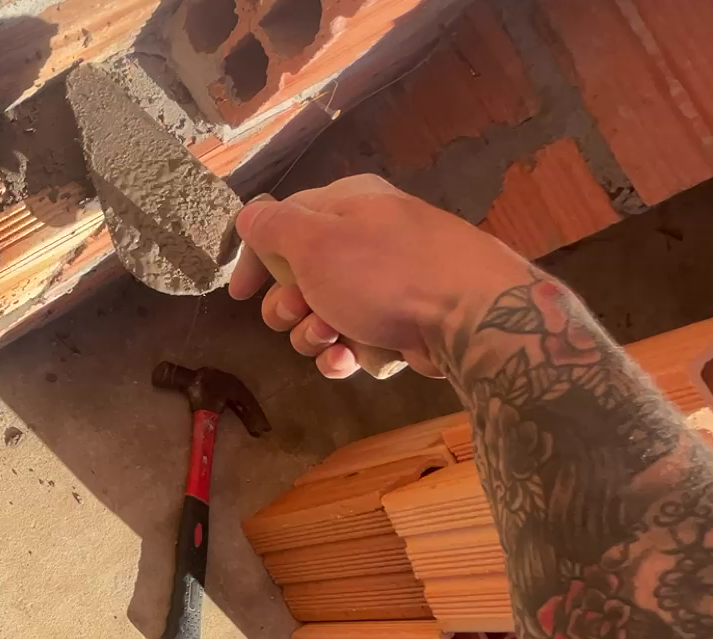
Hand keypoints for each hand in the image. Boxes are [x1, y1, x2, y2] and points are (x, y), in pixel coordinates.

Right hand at [228, 175, 530, 378]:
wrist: (471, 318)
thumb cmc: (385, 274)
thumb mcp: (315, 242)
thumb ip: (274, 226)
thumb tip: (248, 216)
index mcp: (346, 207)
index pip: (280, 224)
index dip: (255, 260)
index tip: (241, 294)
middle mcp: (364, 239)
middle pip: (294, 279)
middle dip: (286, 307)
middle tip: (299, 311)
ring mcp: (382, 283)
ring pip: (318, 315)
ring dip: (312, 335)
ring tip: (334, 337)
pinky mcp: (398, 320)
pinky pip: (350, 340)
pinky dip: (343, 353)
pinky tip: (351, 358)